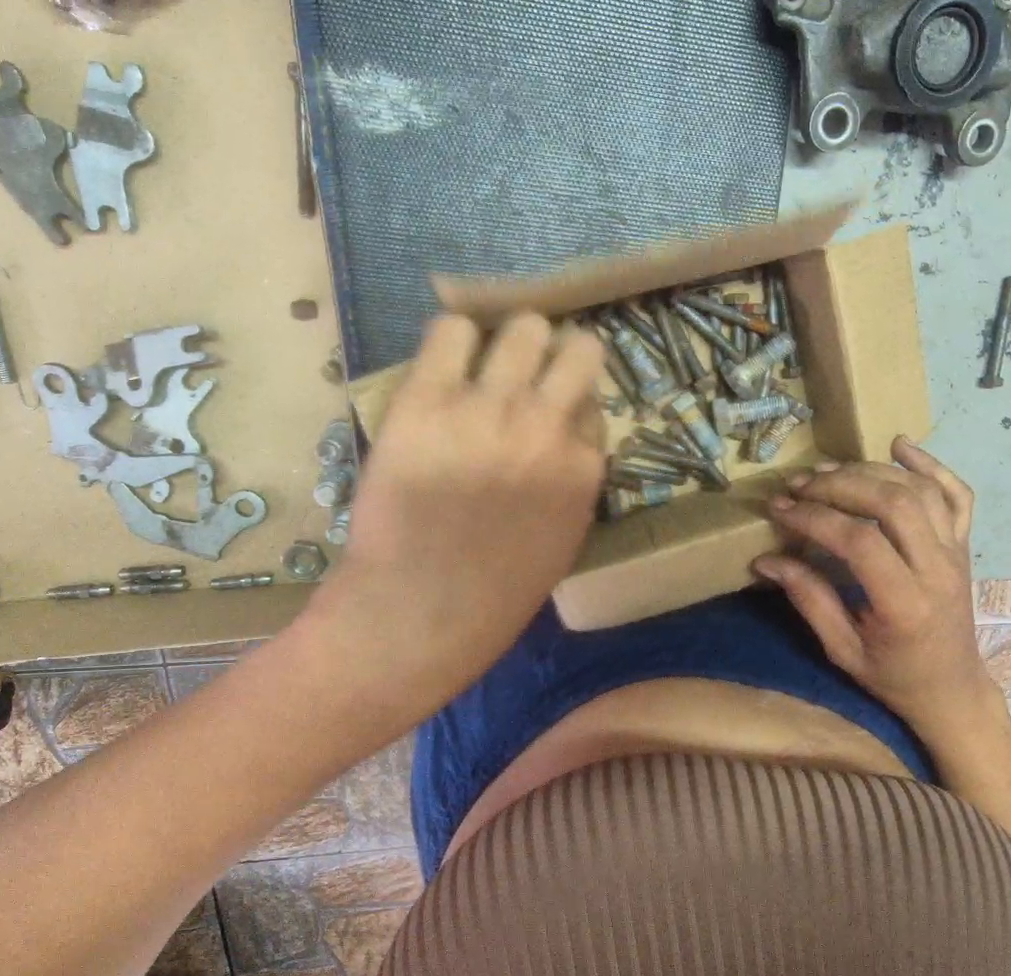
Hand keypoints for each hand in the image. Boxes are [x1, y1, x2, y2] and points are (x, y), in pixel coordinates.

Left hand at [308, 313, 606, 714]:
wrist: (416, 613)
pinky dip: (455, 338)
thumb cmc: (492, 595)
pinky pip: (452, 331)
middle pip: (578, 350)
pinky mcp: (427, 401)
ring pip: (523, 327)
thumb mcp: (562, 542)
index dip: (572, 407)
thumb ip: (572, 484)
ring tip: (488, 359)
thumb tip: (565, 438)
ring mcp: (487, 410)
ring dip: (512, 339)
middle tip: (531, 371)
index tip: (552, 416)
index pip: (594, 406)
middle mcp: (546, 427)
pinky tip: (447, 359)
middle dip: (559, 355)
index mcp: (584, 469)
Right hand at [753, 437, 993, 726]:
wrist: (951, 689)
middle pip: (893, 503)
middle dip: (839, 485)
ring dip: (871, 470)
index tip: (779, 510)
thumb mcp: (842, 650)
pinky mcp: (965, 545)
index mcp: (905, 604)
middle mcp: (938, 569)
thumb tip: (765, 561)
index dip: (815, 518)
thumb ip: (809, 600)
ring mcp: (957, 553)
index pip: (860, 541)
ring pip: (920, 490)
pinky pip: (957, 494)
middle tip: (799, 486)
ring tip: (828, 470)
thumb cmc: (893, 676)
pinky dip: (930, 464)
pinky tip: (898, 445)